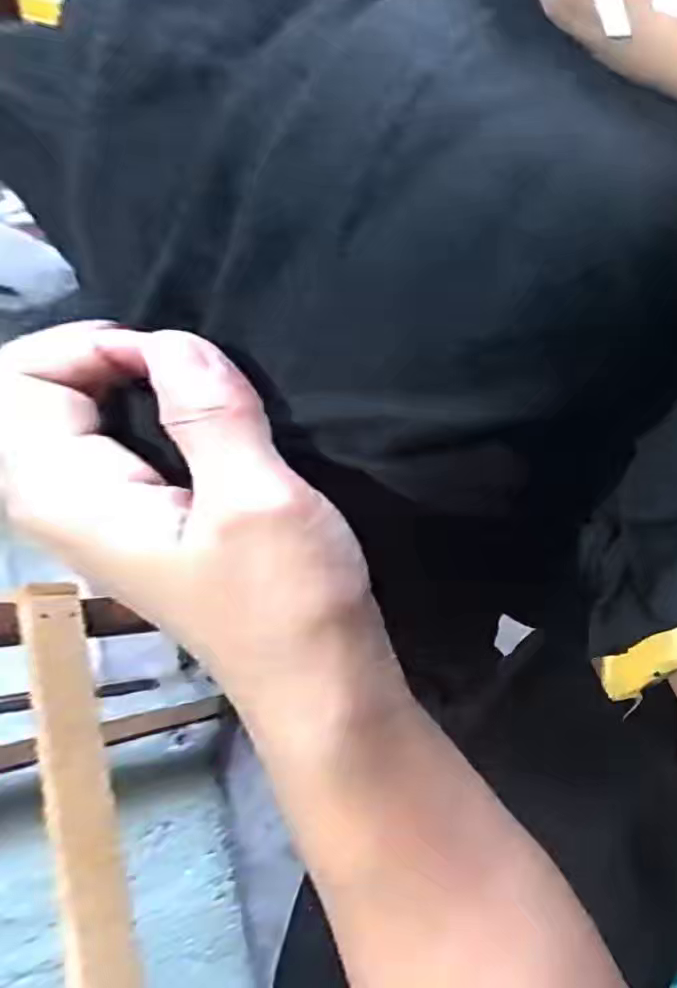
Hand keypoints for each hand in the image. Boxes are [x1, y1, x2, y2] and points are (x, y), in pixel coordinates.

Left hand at [0, 324, 399, 714]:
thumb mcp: (262, 500)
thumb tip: (180, 345)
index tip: (197, 356)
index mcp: (67, 493)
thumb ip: (217, 422)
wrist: (314, 665)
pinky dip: (162, 419)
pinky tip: (222, 427)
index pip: (18, 383)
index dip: (98, 347)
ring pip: (78, 421)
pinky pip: (123, 448)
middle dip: (111, 359)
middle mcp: (62, 500)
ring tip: (221, 386)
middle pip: (33, 398)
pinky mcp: (150, 522)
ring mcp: (105, 515)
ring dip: (140, 387)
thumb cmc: (288, 589)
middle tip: (210, 362)